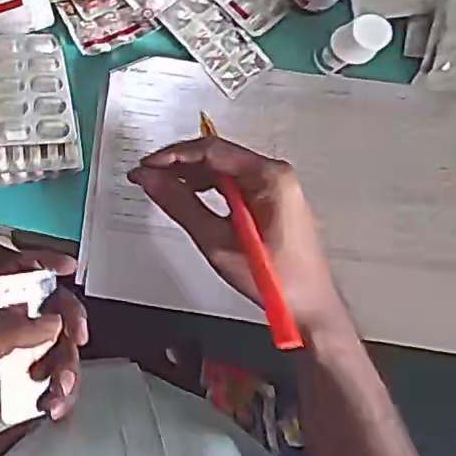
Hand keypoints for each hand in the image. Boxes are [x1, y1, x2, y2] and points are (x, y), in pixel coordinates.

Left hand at [0, 251, 87, 455]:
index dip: (42, 264)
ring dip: (67, 366)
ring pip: (64, 346)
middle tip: (76, 336)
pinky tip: (52, 407)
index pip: (17, 275)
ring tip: (55, 389)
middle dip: (70, 320)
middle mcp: (9, 333)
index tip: (67, 267)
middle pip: (53, 308)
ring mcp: (25, 362)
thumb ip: (9, 331)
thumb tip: (51, 320)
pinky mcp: (37, 390)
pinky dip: (65, 393)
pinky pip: (65, 380)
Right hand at [128, 136, 348, 336]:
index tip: (148, 164)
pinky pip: (230, 182)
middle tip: (147, 175)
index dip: (173, 155)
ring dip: (189, 175)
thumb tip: (153, 180)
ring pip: (221, 168)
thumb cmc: (276, 279)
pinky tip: (185, 196)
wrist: (309, 306)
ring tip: (160, 186)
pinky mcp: (269, 198)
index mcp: (269, 177)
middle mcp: (274, 174)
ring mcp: (273, 185)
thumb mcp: (218, 242)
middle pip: (216, 155)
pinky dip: (205, 187)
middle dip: (177, 164)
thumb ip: (182, 205)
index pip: (211, 150)